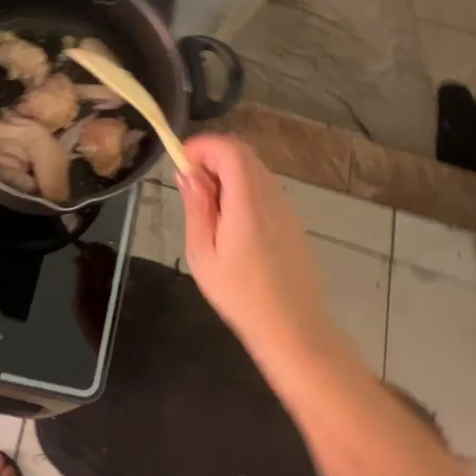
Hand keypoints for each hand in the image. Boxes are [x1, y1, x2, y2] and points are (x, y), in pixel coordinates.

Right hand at [178, 134, 339, 362]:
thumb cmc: (240, 296)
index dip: (202, 146)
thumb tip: (187, 173)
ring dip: (227, 171)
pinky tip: (231, 220)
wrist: (294, 329)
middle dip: (212, 156)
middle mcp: (272, 198)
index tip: (181, 163)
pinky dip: (243, 187)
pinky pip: (265, 187)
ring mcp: (287, 209)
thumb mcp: (202, 254)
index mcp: (248, 204)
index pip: (229, 150)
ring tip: (207, 204)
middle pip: (243, 153)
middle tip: (189, 184)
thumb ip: (196, 208)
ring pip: (255, 169)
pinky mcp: (292, 221)